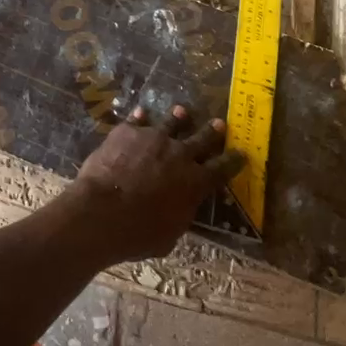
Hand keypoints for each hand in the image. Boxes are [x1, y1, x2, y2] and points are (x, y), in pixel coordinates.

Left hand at [55, 105, 244, 266]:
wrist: (104, 210)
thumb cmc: (140, 233)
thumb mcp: (170, 233)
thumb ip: (179, 214)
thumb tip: (181, 207)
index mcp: (195, 183)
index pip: (222, 169)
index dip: (233, 161)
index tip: (242, 153)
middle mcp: (179, 155)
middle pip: (201, 139)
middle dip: (212, 132)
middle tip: (220, 123)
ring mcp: (153, 138)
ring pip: (170, 124)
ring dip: (178, 118)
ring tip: (182, 111)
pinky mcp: (128, 131)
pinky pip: (136, 121)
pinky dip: (140, 118)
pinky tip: (140, 113)